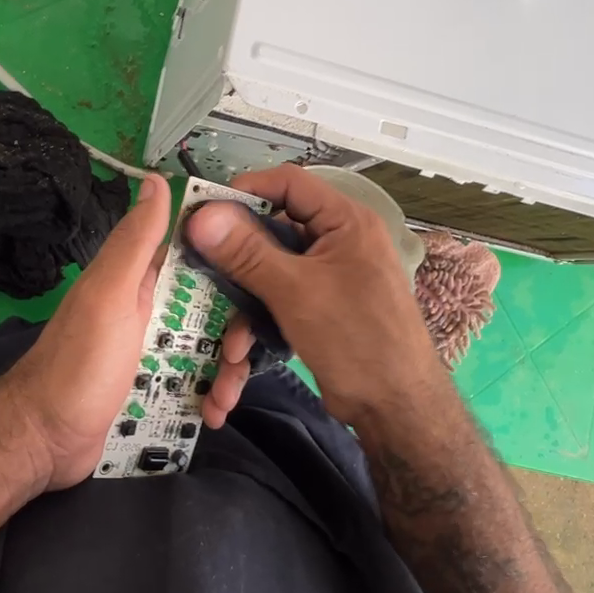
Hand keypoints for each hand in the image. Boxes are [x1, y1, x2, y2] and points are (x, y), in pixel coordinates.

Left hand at [0, 172, 253, 489]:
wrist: (45, 442)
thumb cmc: (79, 362)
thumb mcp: (110, 295)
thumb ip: (136, 241)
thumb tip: (155, 178)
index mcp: (144, 281)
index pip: (202, 257)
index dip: (233, 264)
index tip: (260, 283)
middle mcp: (154, 310)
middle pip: (216, 308)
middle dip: (236, 333)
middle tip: (237, 357)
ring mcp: (157, 351)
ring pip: (212, 348)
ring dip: (227, 372)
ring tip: (223, 399)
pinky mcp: (160, 387)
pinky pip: (199, 382)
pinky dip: (211, 396)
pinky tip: (213, 413)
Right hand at [185, 165, 444, 426]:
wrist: (397, 408)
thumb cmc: (356, 338)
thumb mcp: (295, 291)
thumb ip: (247, 251)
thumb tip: (201, 214)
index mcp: (344, 222)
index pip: (289, 184)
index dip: (245, 191)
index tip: (204, 213)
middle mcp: (336, 243)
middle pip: (271, 235)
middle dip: (235, 266)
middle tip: (196, 276)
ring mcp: (327, 279)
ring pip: (269, 277)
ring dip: (243, 312)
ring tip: (230, 350)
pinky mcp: (318, 311)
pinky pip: (278, 306)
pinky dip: (258, 330)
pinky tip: (240, 363)